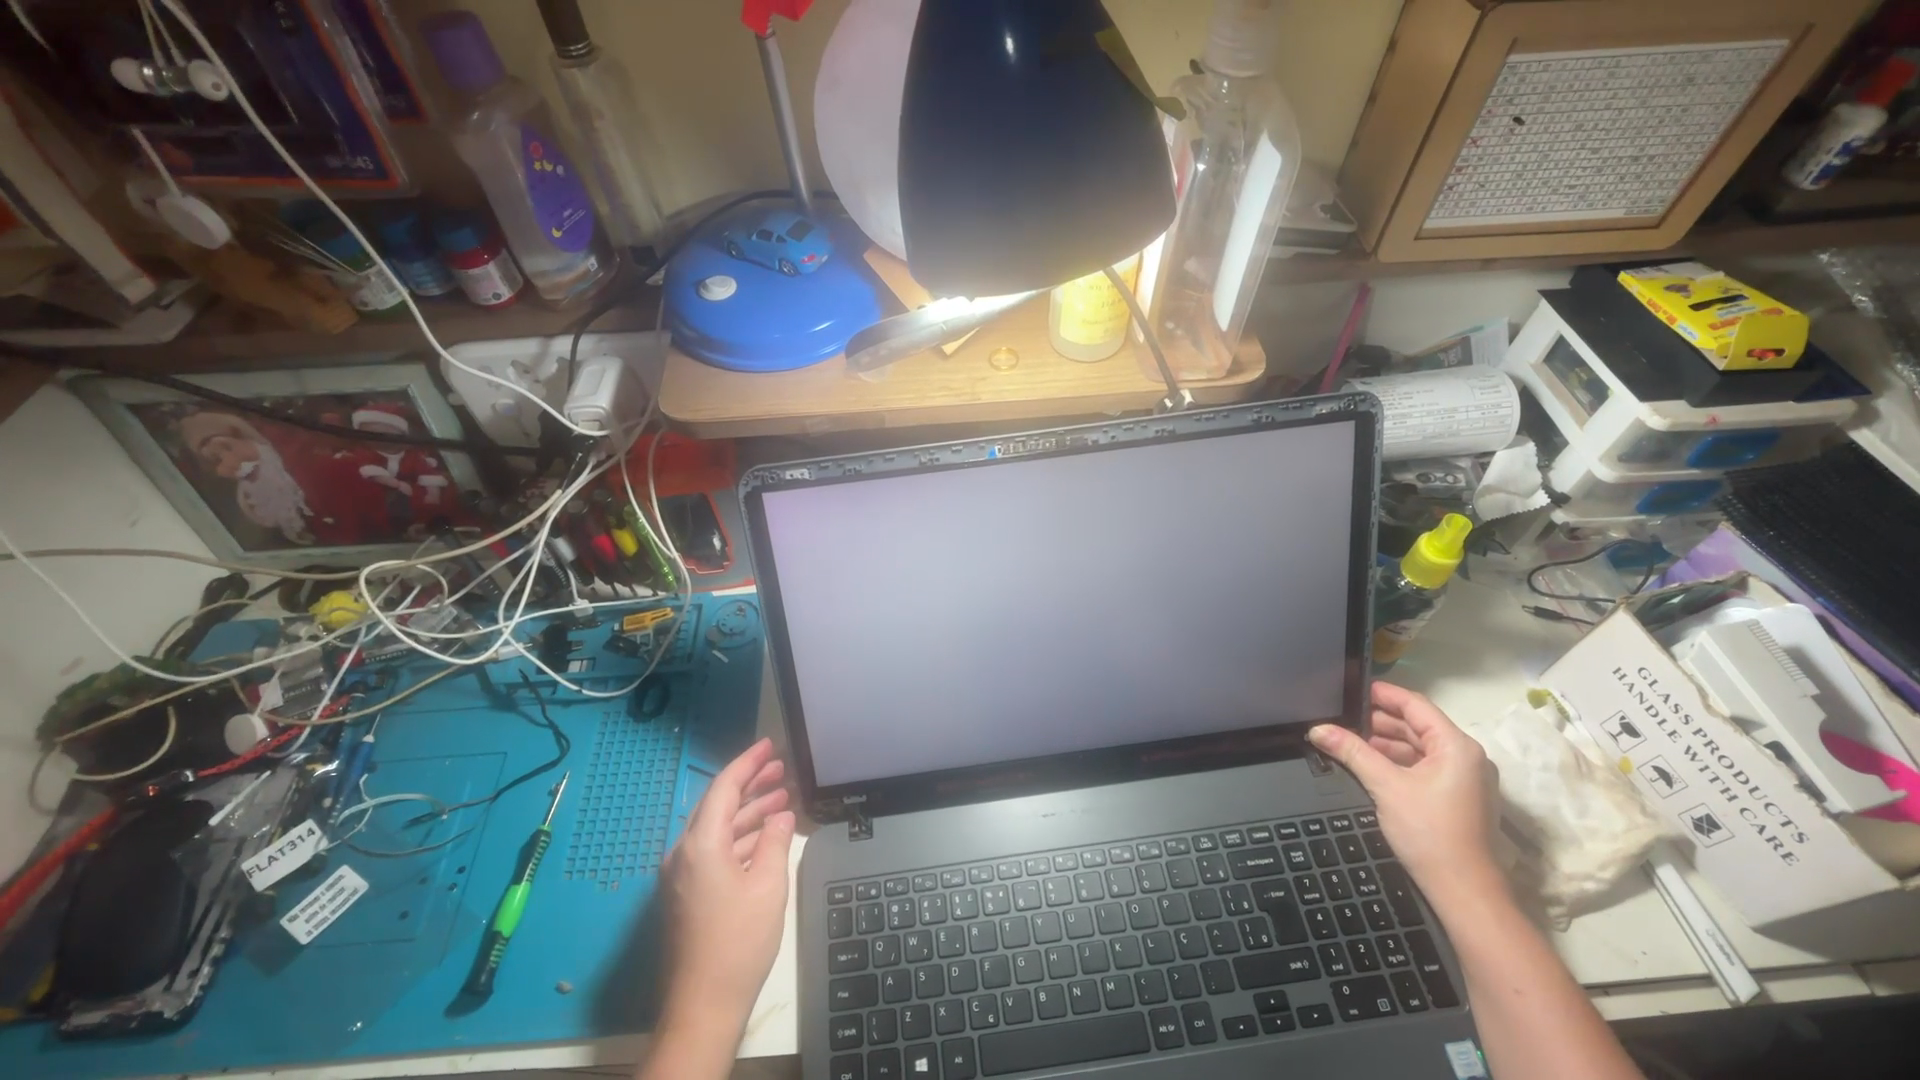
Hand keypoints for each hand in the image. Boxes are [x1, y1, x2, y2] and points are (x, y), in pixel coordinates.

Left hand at [659, 738, 795, 1032]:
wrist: (703, 1002)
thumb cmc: (739, 941)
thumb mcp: (768, 885)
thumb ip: (774, 841)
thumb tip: (780, 816)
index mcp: (700, 845)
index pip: (723, 788)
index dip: (748, 763)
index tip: (769, 745)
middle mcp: (684, 853)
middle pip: (717, 805)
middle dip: (750, 785)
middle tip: (781, 770)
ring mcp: (682, 876)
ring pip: (717, 830)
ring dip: (747, 813)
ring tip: (781, 799)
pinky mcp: (686, 895)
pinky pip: (713, 851)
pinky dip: (739, 838)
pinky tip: (765, 838)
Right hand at [1308, 682, 1502, 908]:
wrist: (1463, 889)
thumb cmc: (1429, 832)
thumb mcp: (1385, 786)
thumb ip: (1352, 752)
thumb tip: (1318, 729)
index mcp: (1457, 746)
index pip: (1416, 706)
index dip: (1384, 694)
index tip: (1353, 689)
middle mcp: (1467, 756)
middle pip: (1418, 726)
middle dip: (1380, 721)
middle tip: (1343, 716)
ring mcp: (1466, 778)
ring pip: (1420, 748)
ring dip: (1387, 743)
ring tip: (1350, 740)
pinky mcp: (1459, 797)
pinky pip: (1425, 767)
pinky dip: (1399, 762)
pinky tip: (1371, 765)